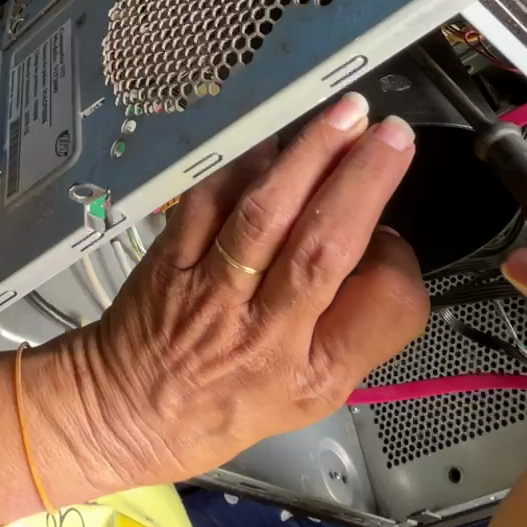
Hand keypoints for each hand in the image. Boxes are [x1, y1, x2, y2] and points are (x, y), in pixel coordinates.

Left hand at [31, 92, 429, 485]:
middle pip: (323, 244)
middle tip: (391, 134)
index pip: (383, 304)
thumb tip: (379, 244)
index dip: (398, 258)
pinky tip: (271, 137)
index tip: (392, 232)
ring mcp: (211, 291)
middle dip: (363, 180)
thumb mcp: (308, 399)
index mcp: (311, 373)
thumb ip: (350, 330)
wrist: (127, 409)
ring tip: (342, 117)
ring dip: (309, 156)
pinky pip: (209, 199)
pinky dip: (242, 163)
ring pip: (265, 213)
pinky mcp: (170, 259)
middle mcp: (264, 332)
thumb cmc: (223, 404)